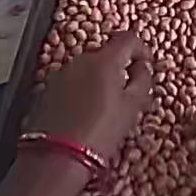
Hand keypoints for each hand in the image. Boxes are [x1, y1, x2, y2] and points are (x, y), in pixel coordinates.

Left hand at [26, 31, 155, 163]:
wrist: (56, 156)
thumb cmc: (101, 131)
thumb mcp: (132, 107)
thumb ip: (143, 80)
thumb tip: (142, 67)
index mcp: (105, 59)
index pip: (129, 38)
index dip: (142, 50)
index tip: (147, 66)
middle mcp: (82, 59)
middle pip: (107, 54)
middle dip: (120, 68)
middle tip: (130, 92)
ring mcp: (62, 72)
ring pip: (89, 68)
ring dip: (101, 80)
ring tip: (108, 107)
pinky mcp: (48, 89)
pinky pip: (73, 82)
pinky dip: (83, 90)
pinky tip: (87, 112)